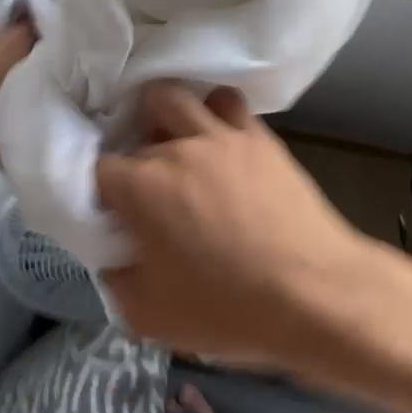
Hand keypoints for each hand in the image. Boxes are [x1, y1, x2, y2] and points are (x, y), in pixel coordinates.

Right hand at [95, 83, 370, 364]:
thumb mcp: (149, 316)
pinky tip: (219, 140)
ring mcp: (225, 136)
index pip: (100, 168)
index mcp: (143, 188)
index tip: (112, 211)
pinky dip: (216, 113)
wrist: (311, 290)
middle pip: (140, 128)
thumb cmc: (227, 308)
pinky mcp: (262, 138)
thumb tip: (116, 252)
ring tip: (176, 139)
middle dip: (135, 148)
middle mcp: (180, 149)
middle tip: (145, 179)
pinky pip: (230, 104)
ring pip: (183, 96)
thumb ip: (118, 277)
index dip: (101, 189)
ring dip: (169, 112)